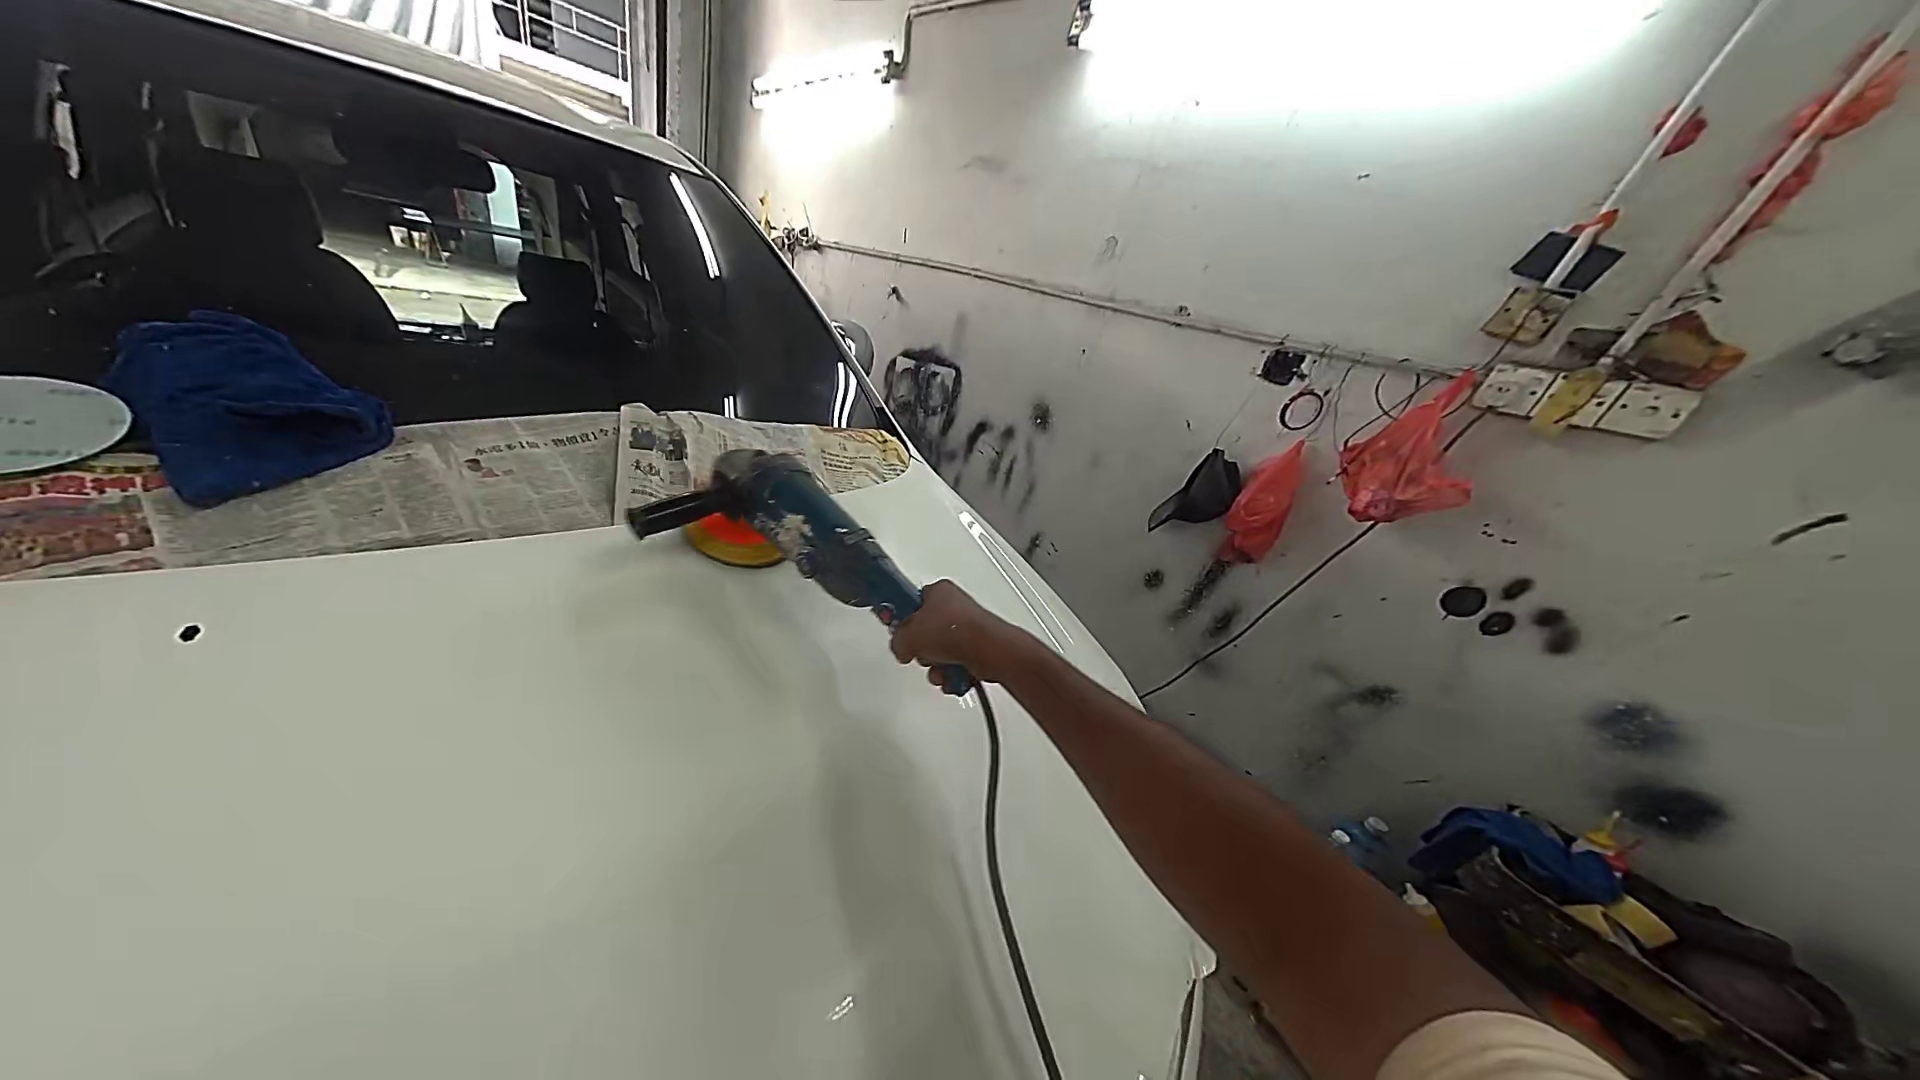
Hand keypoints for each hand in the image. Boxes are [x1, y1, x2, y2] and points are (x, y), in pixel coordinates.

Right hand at [890, 580, 1040, 685]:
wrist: (988, 652)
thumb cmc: (957, 632)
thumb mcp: (909, 635)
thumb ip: (897, 640)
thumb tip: (900, 648)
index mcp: (938, 591)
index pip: (909, 599)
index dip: (898, 614)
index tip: (891, 622)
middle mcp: (954, 606)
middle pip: (924, 629)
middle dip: (920, 647)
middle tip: (919, 651)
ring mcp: (967, 627)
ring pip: (939, 650)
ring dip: (935, 665)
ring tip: (940, 667)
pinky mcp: (976, 648)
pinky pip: (954, 663)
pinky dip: (951, 673)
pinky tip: (952, 675)